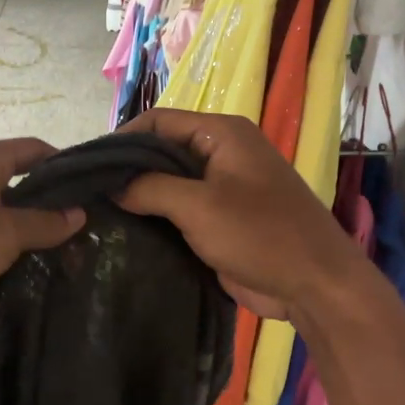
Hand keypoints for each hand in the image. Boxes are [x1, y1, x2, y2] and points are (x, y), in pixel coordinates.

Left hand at [0, 138, 86, 312]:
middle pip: (15, 172)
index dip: (66, 169)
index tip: (89, 196)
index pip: (39, 149)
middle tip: (69, 229)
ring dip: (13, 217)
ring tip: (38, 247)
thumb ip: (44, 224)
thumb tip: (78, 213)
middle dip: (42, 198)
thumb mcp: (4, 236)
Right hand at [114, 109, 365, 320]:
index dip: (122, 139)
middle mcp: (222, 152)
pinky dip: (157, 217)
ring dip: (140, 196)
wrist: (314, 284)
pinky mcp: (221, 218)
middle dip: (128, 170)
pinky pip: (180, 209)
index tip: (90, 167)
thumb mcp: (198, 206)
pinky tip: (128, 232)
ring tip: (101, 213)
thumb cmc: (260, 235)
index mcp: (222, 134)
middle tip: (91, 193)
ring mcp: (223, 187)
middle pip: (162, 150)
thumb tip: (112, 186)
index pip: (158, 121)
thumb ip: (149, 188)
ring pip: (169, 182)